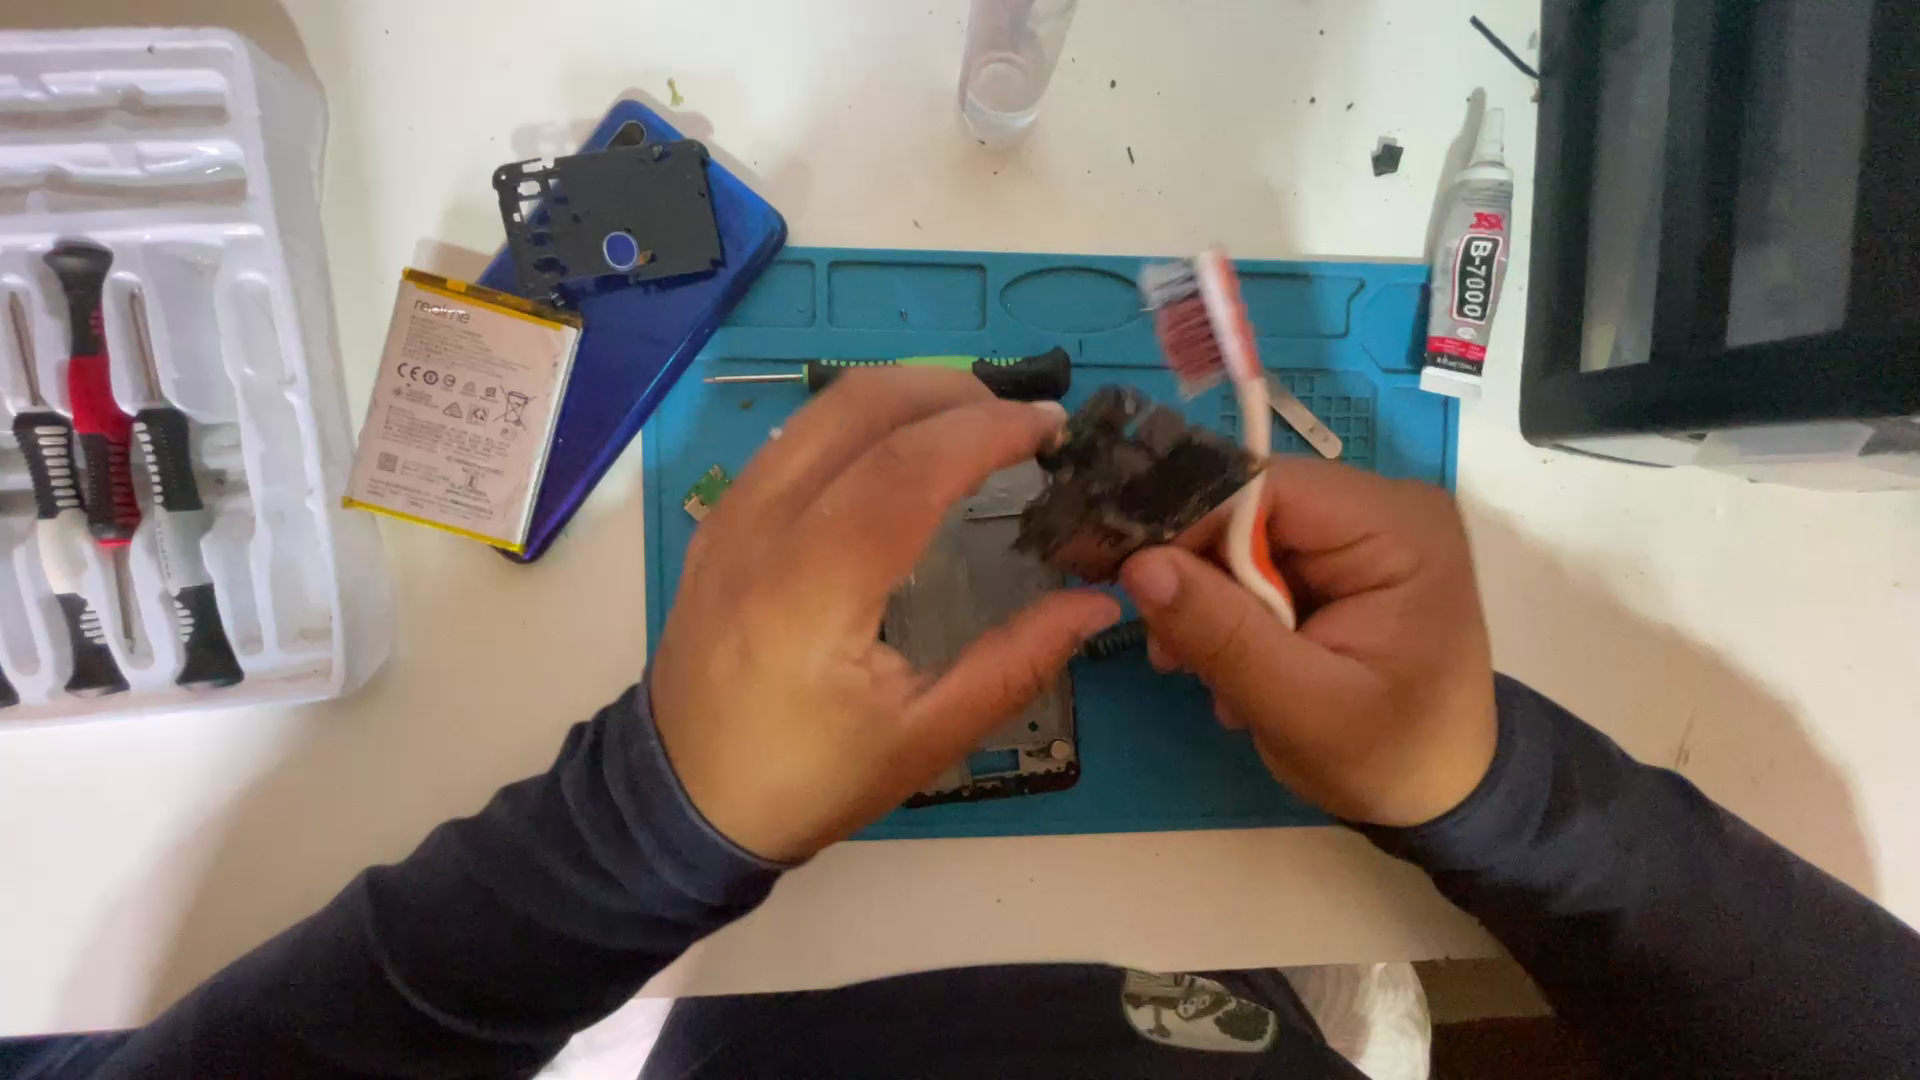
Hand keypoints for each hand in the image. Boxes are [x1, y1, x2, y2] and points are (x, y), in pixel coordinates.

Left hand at [651, 370, 1121, 861]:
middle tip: (1018, 423)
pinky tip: (901, 450)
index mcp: (812, 588)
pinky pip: (798, 435)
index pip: (909, 468)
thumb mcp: (926, 738)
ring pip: (823, 408)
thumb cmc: (808, 777)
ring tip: (972, 424)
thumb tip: (1097, 603)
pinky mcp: (720, 516)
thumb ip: (1016, 661)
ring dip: (908, 395)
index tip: (1051, 430)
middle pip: (861, 407)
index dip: (989, 432)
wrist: (684, 800)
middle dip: (953, 393)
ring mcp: (730, 513)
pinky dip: (863, 420)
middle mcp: (761, 527)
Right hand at [1119, 459, 1495, 826]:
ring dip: (1202, 601)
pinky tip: (1224, 661)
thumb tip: (1139, 565)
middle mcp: (1378, 508)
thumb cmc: (1387, 758)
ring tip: (1195, 667)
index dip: (1190, 525)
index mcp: (1395, 527)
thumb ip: (1222, 634)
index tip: (1139, 585)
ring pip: (1237, 535)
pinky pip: (1250, 561)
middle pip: (1245, 508)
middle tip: (1168, 650)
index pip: (1263, 486)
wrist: (1439, 792)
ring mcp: (1356, 532)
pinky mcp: (1334, 559)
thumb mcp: (1299, 707)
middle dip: (1193, 576)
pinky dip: (1223, 609)